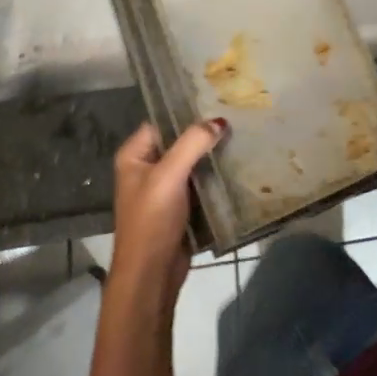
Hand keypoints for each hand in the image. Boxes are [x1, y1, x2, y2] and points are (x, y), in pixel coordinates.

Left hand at [108, 118, 226, 291]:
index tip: (218, 101)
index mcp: (134, 156)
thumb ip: (192, 143)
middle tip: (237, 118)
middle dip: (204, 134)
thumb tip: (219, 121)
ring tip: (242, 137)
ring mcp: (164, 188)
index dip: (187, 113)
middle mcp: (147, 168)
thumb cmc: (152, 220)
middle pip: (179, 141)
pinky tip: (237, 166)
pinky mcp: (180, 206)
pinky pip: (200, 182)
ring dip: (212, 156)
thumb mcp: (169, 176)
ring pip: (192, 163)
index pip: (162, 122)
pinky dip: (215, 176)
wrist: (152, 274)